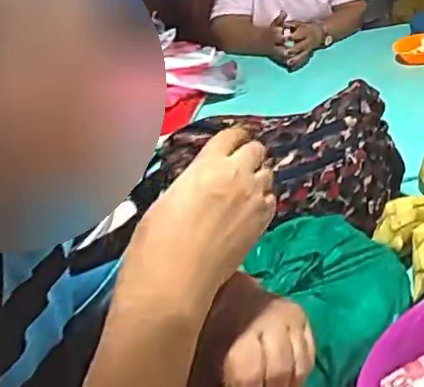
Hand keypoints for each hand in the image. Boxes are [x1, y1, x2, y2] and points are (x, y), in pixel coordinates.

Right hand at [122, 127, 275, 304]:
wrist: (171, 288)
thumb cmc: (153, 246)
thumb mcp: (166, 200)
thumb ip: (192, 181)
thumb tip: (202, 178)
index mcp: (208, 165)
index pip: (231, 135)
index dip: (231, 139)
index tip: (230, 145)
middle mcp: (237, 173)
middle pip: (256, 149)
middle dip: (248, 156)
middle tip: (237, 170)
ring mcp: (254, 195)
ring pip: (267, 173)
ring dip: (256, 178)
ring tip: (242, 194)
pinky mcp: (264, 218)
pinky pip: (270, 198)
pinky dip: (261, 201)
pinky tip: (247, 214)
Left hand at [221, 298, 314, 386]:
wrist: (233, 298)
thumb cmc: (216, 336)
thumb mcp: (210, 358)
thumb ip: (223, 379)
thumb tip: (232, 386)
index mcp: (243, 329)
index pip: (251, 374)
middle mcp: (274, 319)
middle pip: (280, 370)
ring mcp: (294, 317)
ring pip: (300, 365)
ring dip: (288, 384)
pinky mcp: (305, 320)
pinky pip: (310, 355)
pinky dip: (300, 374)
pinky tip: (287, 381)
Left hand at [280, 20, 325, 70]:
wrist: (321, 34)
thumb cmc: (307, 28)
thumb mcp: (301, 23)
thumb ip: (293, 24)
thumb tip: (285, 24)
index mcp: (306, 32)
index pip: (299, 34)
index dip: (291, 36)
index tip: (284, 38)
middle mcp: (308, 41)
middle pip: (301, 46)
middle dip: (294, 50)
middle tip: (286, 53)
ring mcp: (309, 50)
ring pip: (303, 55)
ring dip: (296, 59)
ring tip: (288, 63)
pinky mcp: (308, 55)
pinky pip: (303, 61)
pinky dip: (298, 65)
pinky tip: (291, 69)